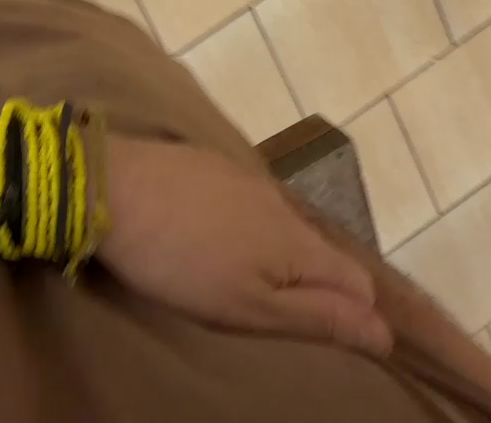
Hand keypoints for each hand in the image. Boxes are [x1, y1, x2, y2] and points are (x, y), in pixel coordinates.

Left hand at [98, 137, 392, 355]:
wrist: (105, 186)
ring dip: (266, 248)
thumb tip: (385, 331)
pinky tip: (200, 230)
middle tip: (254, 304)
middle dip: (303, 281)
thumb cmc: (176, 260)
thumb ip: (319, 317)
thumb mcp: (248, 308)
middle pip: (316, 249)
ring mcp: (236, 172)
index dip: (347, 313)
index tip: (307, 329)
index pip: (357, 282)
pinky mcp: (202, 159)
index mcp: (297, 239)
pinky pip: (238, 196)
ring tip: (224, 269)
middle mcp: (277, 198)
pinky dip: (233, 219)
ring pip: (275, 220)